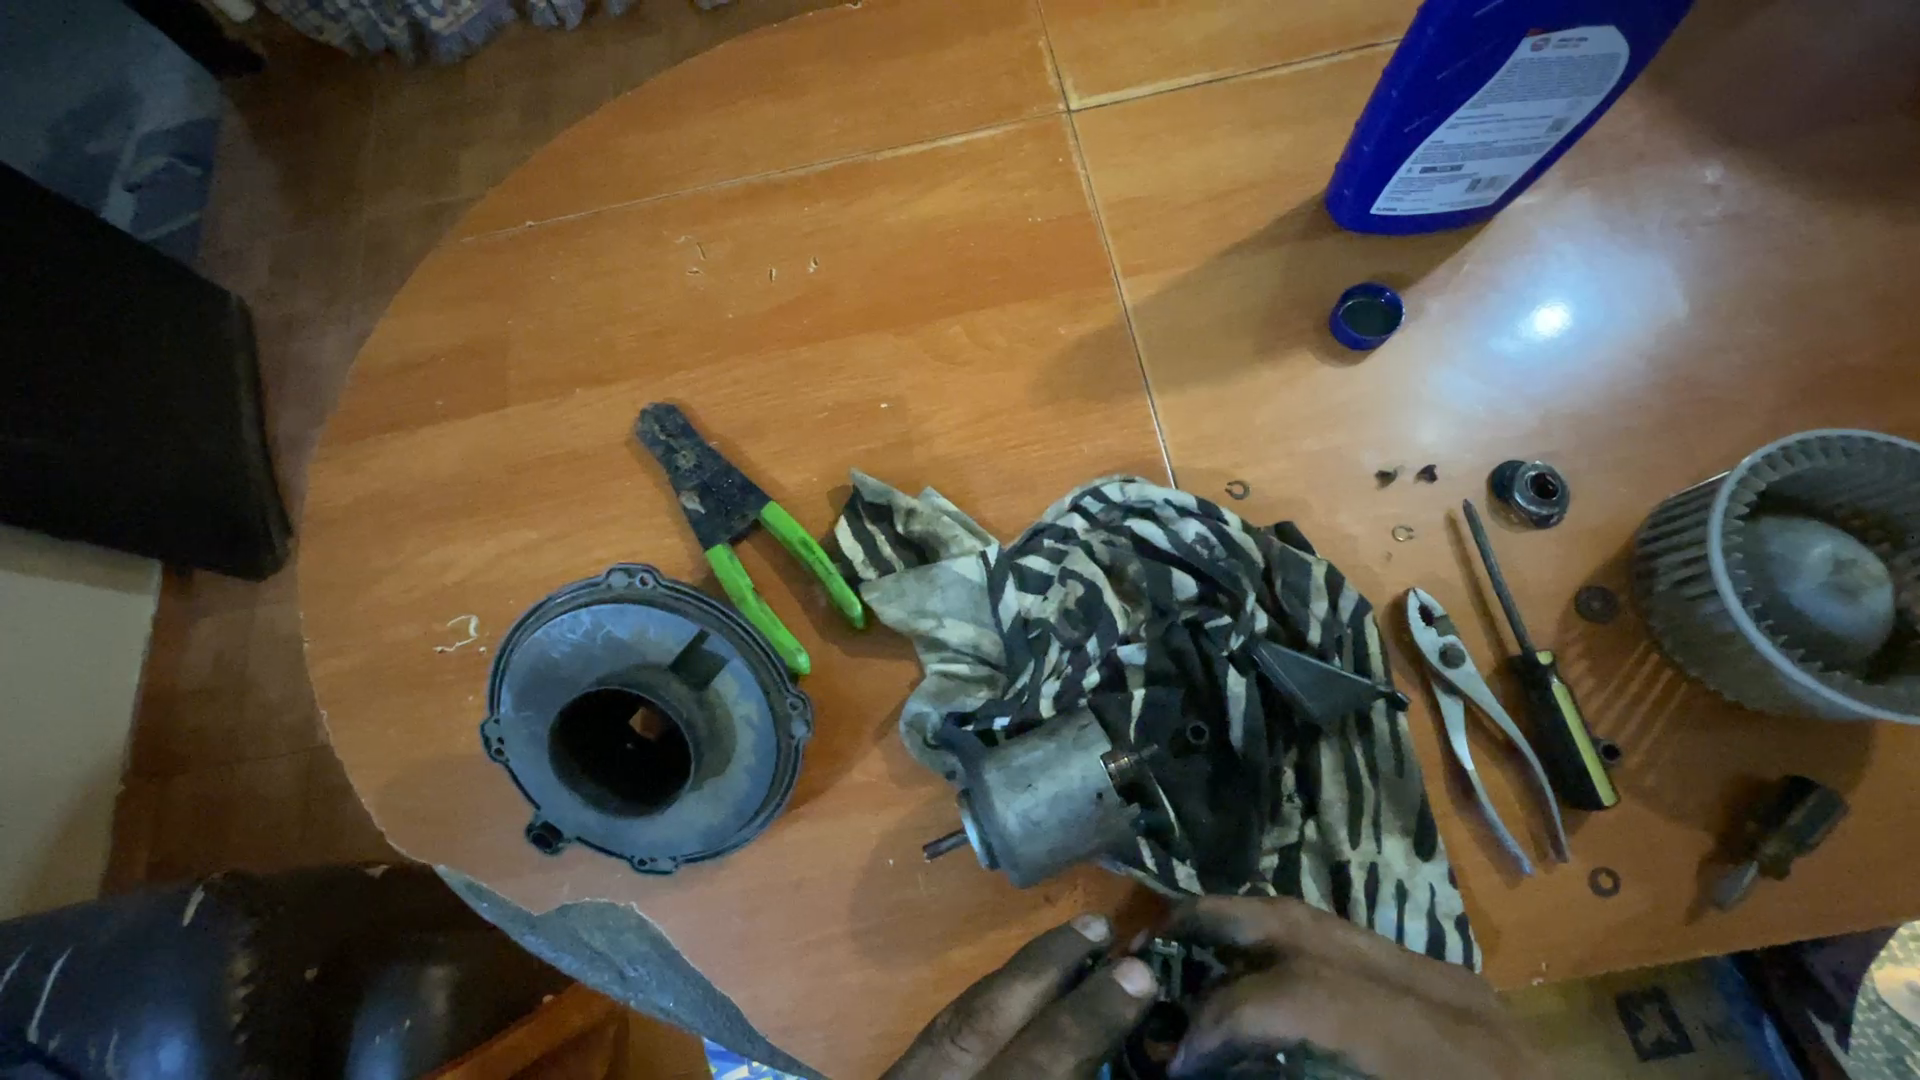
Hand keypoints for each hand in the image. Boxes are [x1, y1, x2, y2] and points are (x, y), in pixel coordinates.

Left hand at [882, 914, 1158, 1079]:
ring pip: (959, 1015)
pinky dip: (986, 996)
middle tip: (1105, 926)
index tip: (1140, 979)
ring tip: (1072, 937)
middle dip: (1050, 970)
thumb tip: (1132, 1070)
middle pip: (985, 1023)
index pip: (1040, 1066)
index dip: (1089, 1022)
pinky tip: (1018, 980)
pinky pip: (942, 1028)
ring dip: (1018, 972)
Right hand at [1165, 897, 1547, 1079]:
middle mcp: (1445, 994)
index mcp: (1442, 1052)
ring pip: (1325, 920)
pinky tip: (1259, 970)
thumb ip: (1310, 1076)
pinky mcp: (1451, 984)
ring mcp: (1451, 980)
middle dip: (1218, 925)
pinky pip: (1349, 943)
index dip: (1229, 1017)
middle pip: (1305, 925)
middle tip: (1158, 943)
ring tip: (1192, 943)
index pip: (1308, 994)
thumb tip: (1219, 1063)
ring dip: (1246, 927)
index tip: (1179, 1059)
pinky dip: (1290, 947)